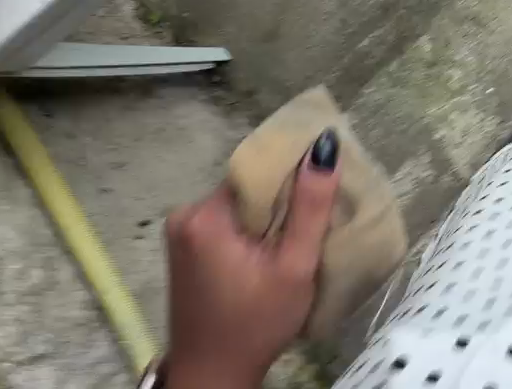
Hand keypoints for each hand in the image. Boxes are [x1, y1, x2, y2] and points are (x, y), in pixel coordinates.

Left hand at [161, 129, 340, 388]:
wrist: (213, 379)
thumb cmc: (256, 324)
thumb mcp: (295, 265)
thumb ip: (311, 205)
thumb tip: (325, 145)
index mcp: (205, 216)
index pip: (261, 168)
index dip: (298, 171)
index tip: (326, 183)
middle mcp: (187, 215)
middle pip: (254, 182)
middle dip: (289, 193)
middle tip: (322, 210)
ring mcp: (185, 231)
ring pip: (248, 199)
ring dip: (278, 209)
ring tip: (305, 227)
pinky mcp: (191, 246)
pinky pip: (236, 216)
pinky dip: (261, 224)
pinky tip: (281, 242)